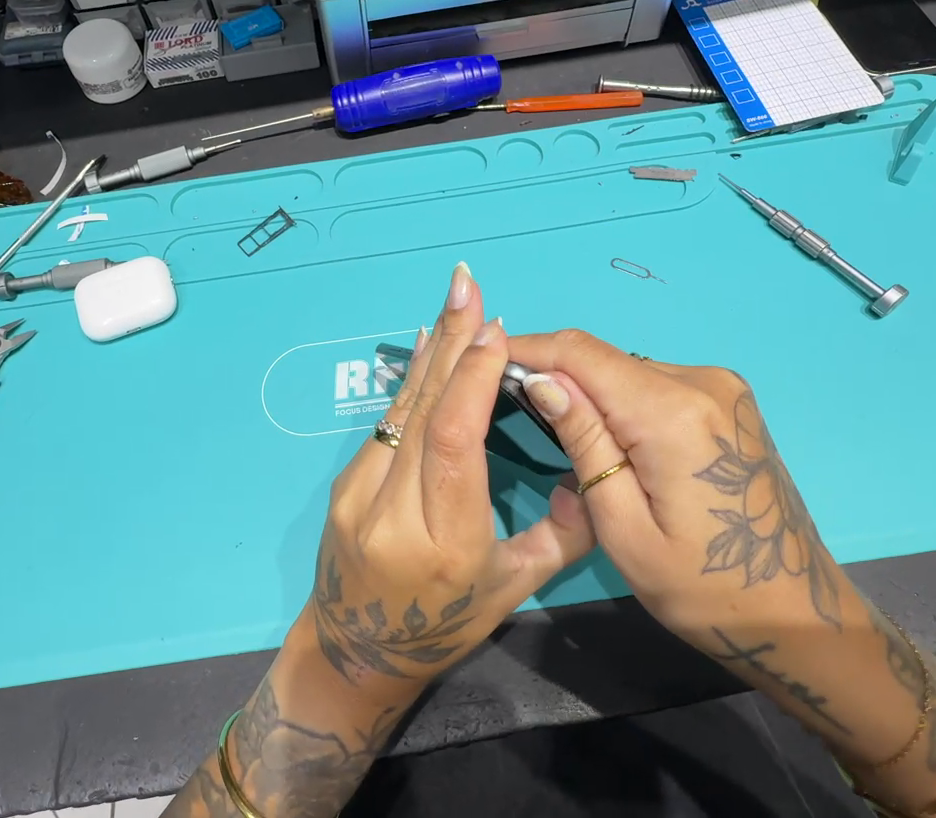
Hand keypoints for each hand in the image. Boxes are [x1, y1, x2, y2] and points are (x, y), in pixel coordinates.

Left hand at [292, 264, 595, 699]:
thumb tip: (593, 470)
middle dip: (452, 343)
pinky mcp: (342, 486)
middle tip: (467, 284)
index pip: (454, 443)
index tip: (495, 331)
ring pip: (401, 411)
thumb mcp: (514, 590)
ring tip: (454, 300)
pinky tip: (430, 346)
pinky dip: (412, 382)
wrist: (358, 650)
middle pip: (424, 413)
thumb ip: (563, 535)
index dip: (472, 381)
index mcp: (446, 542)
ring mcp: (358, 495)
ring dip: (432, 352)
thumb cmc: (447, 625)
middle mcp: (394, 512)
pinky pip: (385, 424)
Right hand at [504, 330, 853, 646]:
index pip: (580, 353)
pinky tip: (606, 440)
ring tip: (555, 435)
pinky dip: (619, 401)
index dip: (527, 349)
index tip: (482, 364)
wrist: (796, 614)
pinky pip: (653, 385)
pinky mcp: (727, 401)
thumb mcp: (623, 527)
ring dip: (587, 391)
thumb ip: (583, 442)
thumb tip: (541, 378)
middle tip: (509, 411)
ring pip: (626, 369)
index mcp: (673, 411)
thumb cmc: (700, 588)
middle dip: (553, 374)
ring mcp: (721, 387)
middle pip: (603, 357)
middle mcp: (701, 381)